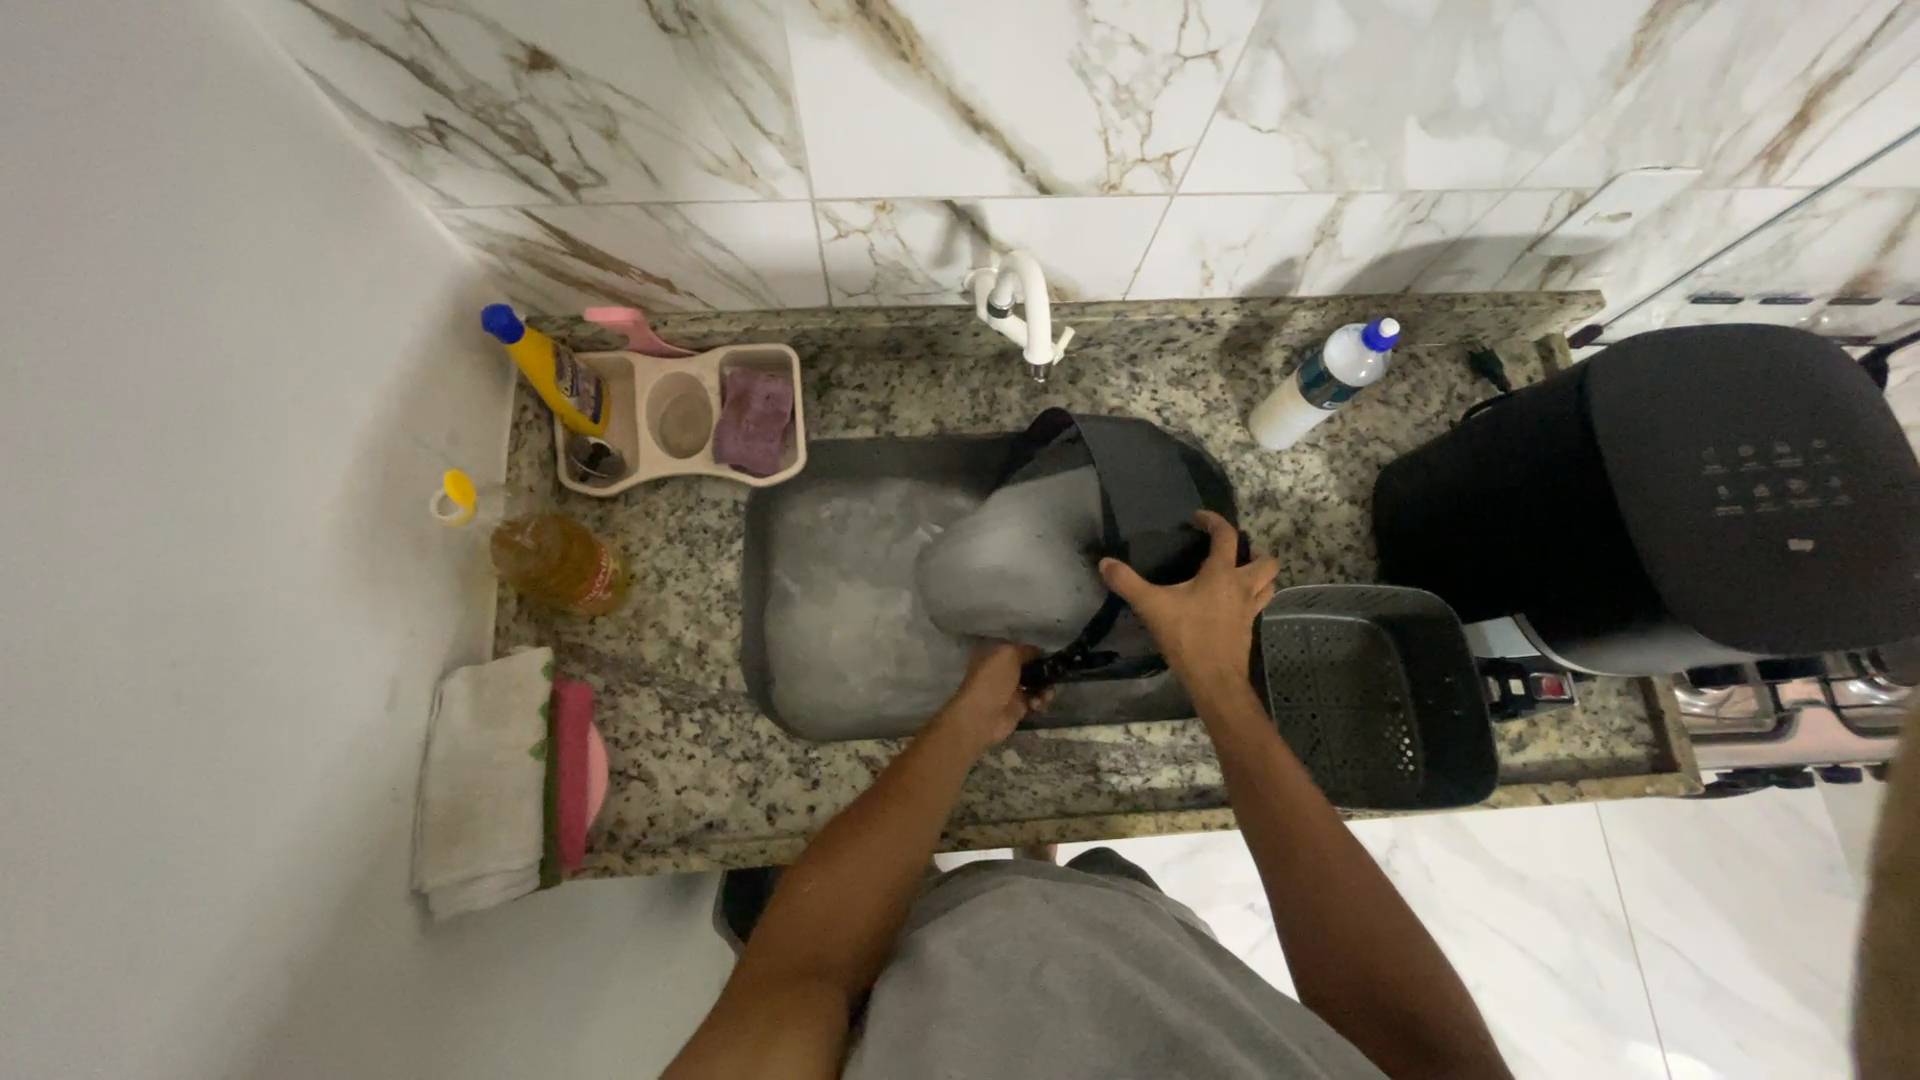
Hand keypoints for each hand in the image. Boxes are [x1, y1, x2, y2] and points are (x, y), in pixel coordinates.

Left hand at [932, 642, 1045, 754]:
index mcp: (996, 656)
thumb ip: (1025, 650)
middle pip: (1029, 669)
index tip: (1049, 658)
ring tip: (1046, 694)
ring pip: (1035, 686)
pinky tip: (1037, 704)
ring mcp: (1010, 691)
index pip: (1019, 651)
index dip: (1034, 653)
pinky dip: (1039, 702)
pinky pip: (1035, 702)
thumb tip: (1038, 652)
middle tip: (1052, 677)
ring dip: (1044, 689)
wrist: (982, 716)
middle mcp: (1002, 672)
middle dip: (1043, 673)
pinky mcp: (1017, 709)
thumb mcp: (1008, 654)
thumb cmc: (992, 679)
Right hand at [1099, 511, 1278, 694]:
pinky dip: (1251, 599)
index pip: (1226, 536)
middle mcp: (1242, 587)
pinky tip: (1230, 606)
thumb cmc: (1186, 637)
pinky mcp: (1248, 629)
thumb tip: (1105, 563)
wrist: (1214, 679)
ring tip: (1238, 576)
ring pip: (1269, 585)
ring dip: (1259, 577)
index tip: (1199, 518)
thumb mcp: (1151, 607)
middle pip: (1266, 561)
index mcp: (1221, 574)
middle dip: (1253, 552)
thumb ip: (1127, 583)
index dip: (1214, 521)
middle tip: (1230, 554)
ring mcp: (1249, 610)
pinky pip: (1258, 606)